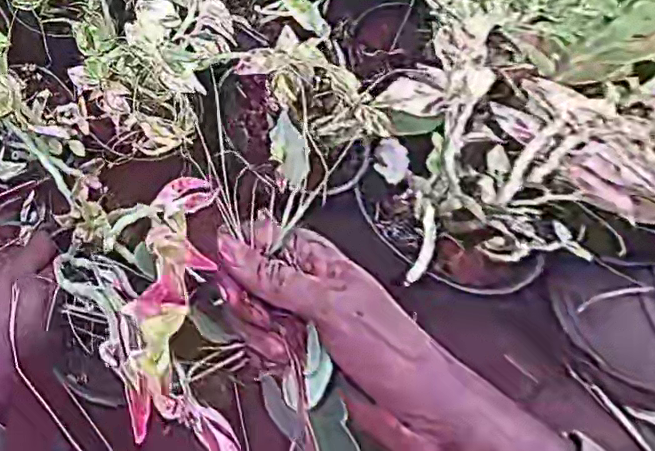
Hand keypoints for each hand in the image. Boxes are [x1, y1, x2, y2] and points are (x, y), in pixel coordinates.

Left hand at [0, 231, 58, 420]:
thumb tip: (61, 278)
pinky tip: (1, 296)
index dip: (62, 265)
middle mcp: (8, 270)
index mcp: (33, 286)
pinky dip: (0, 272)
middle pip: (35, 244)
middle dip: (41, 260)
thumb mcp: (50, 337)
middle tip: (44, 283)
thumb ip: (56, 297)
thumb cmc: (16, 370)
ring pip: (14, 250)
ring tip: (19, 293)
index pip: (56, 255)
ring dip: (20, 265)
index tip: (63, 274)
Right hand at [216, 216, 571, 450]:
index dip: (236, 258)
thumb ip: (274, 276)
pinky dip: (265, 356)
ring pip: (246, 313)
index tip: (237, 282)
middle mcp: (296, 280)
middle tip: (267, 320)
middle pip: (241, 277)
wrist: (428, 417)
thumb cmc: (396, 351)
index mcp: (308, 254)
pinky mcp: (292, 348)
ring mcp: (293, 316)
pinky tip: (288, 362)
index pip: (251, 238)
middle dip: (248, 304)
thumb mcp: (331, 306)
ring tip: (287, 347)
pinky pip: (257, 344)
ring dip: (259, 335)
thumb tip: (227, 245)